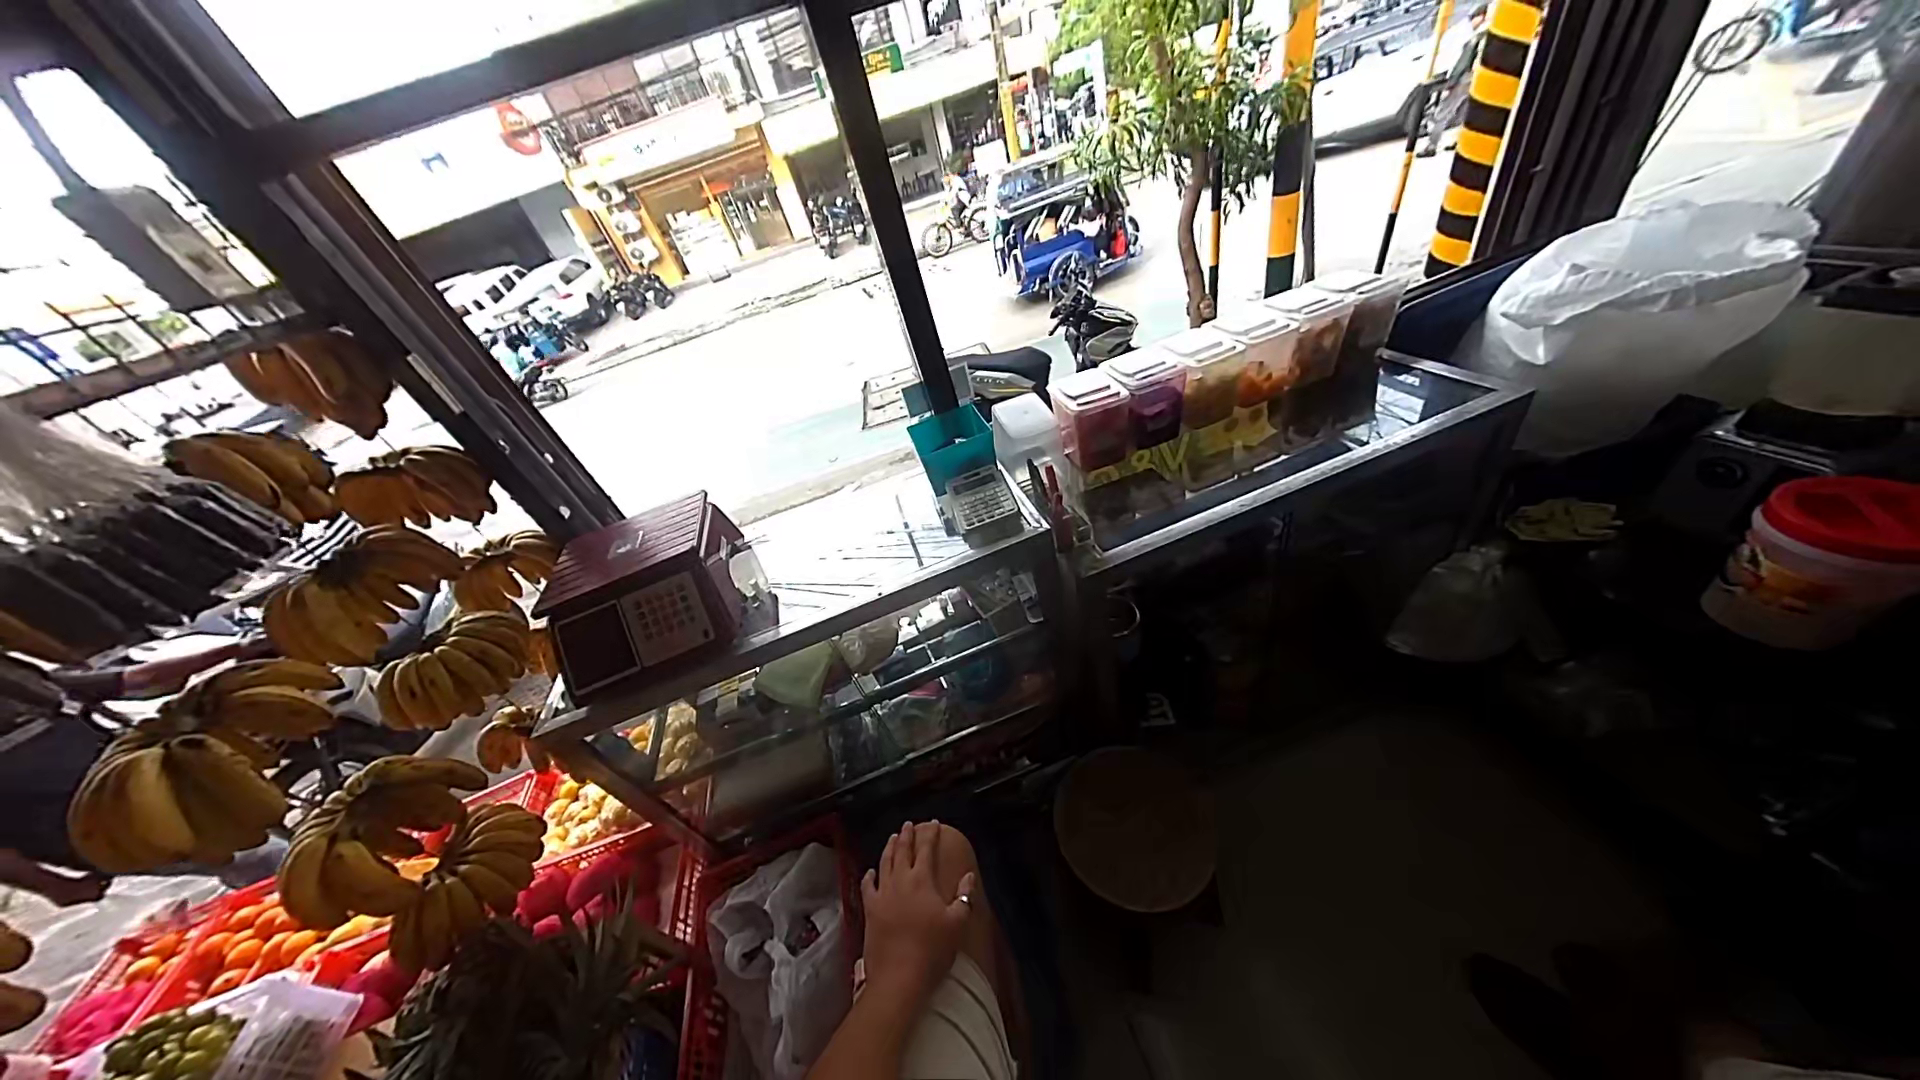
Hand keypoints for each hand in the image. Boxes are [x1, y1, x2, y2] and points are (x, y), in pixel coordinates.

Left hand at [860, 822, 973, 1005]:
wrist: (898, 977)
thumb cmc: (932, 950)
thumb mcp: (957, 923)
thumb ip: (964, 896)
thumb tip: (969, 875)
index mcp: (922, 880)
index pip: (926, 849)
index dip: (930, 834)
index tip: (933, 823)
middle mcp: (900, 881)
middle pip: (902, 851)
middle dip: (907, 835)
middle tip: (909, 824)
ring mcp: (882, 894)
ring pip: (884, 863)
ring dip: (889, 848)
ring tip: (893, 837)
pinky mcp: (869, 910)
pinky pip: (867, 886)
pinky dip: (869, 875)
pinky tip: (871, 871)